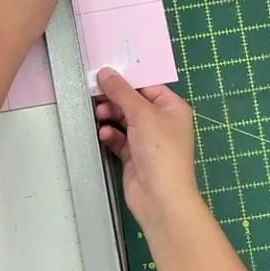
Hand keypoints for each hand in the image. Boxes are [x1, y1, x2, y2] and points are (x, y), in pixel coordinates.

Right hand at [94, 67, 202, 227]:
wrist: (160, 197)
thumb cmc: (161, 152)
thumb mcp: (141, 114)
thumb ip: (122, 92)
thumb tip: (107, 73)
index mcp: (173, 107)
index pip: (147, 86)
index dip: (126, 80)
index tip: (104, 76)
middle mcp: (162, 122)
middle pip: (133, 103)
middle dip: (115, 100)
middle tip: (97, 96)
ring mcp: (149, 141)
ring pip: (124, 121)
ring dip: (110, 117)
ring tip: (100, 115)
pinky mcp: (135, 156)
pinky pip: (119, 139)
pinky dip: (111, 135)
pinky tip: (105, 135)